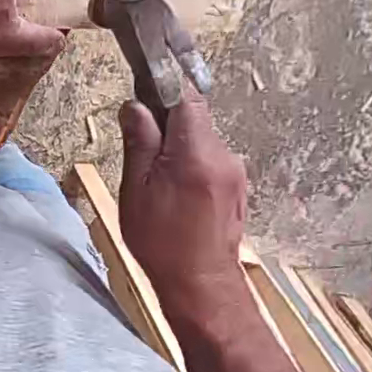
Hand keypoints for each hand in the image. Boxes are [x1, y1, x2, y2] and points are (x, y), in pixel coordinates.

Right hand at [117, 92, 248, 296]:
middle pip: (194, 119)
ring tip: (155, 180)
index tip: (144, 91)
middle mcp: (223, 155)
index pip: (186, 98)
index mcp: (195, 152)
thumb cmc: (160, 240)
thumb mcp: (135, 189)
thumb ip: (139, 142)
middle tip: (140, 150)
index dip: (164, 89)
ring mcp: (235, 171)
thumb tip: (135, 107)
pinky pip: (209, 161)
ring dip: (177, 149)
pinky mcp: (236, 186)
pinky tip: (174, 193)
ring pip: (201, 141)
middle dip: (166, 126)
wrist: (199, 281)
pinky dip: (189, 166)